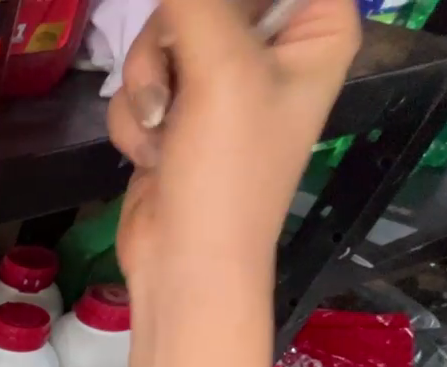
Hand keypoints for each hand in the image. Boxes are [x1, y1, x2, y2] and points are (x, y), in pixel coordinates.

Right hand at [107, 0, 359, 289]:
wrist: (184, 260)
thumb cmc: (225, 172)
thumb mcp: (220, 74)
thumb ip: (195, 8)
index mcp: (313, 26)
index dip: (216, 2)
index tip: (189, 36)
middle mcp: (266, 49)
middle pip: (198, 4)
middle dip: (166, 47)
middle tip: (168, 91)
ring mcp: (215, 86)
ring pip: (157, 47)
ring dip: (145, 90)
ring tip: (160, 134)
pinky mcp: (173, 119)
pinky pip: (138, 90)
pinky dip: (134, 123)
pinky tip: (150, 155)